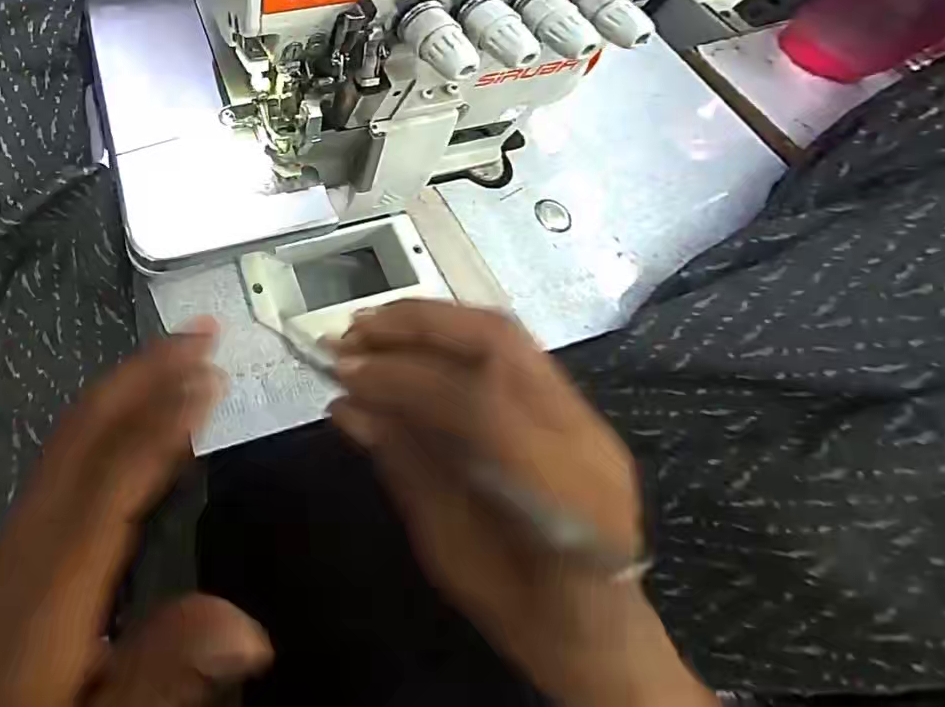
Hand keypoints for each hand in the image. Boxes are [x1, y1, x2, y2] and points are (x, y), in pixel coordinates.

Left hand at [0, 321, 272, 706]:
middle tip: (201, 330)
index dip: (168, 416)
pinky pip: (70, 451)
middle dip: (147, 369)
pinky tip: (140, 413)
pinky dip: (113, 412)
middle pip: (87, 428)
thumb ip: (166, 673)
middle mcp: (32, 535)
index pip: (116, 470)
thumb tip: (248, 627)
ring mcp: (21, 532)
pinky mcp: (23, 540)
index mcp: (53, 576)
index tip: (214, 374)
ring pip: (75, 432)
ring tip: (180, 351)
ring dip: (131, 381)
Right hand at [328, 301, 712, 706]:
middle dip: (417, 327)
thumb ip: (405, 466)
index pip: (478, 404)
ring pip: (505, 333)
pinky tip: (411, 337)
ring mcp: (583, 412)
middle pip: (498, 344)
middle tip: (353, 333)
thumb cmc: (522, 609)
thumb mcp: (450, 549)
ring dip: (431, 320)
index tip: (346, 374)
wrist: (598, 624)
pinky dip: (450, 334)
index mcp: (564, 491)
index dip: (404, 380)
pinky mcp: (570, 401)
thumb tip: (346, 406)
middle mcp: (583, 435)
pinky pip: (506, 347)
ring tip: (372, 325)